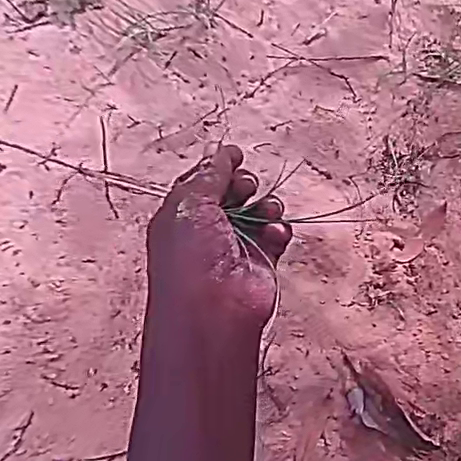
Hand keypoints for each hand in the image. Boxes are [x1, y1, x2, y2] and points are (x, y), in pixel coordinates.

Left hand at [146, 145, 290, 339]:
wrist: (214, 307)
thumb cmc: (190, 257)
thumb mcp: (190, 203)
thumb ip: (210, 175)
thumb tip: (222, 154)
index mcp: (182, 215)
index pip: (202, 182)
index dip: (218, 167)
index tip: (235, 155)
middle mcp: (208, 230)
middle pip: (233, 194)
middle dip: (244, 184)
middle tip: (246, 186)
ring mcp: (236, 247)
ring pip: (259, 213)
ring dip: (266, 206)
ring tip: (267, 211)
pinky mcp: (262, 262)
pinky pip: (276, 237)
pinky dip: (279, 231)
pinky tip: (275, 234)